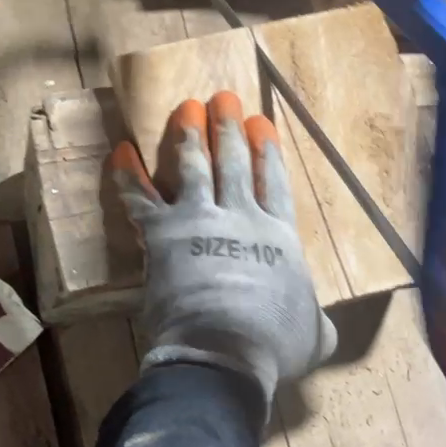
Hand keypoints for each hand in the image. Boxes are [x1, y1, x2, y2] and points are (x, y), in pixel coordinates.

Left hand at [109, 91, 335, 405]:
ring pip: (194, 168)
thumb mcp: (314, 336)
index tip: (261, 123)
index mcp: (279, 238)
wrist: (223, 349)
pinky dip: (129, 175)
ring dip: (189, 135)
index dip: (267, 153)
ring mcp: (199, 221)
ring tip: (187, 106)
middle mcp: (240, 219)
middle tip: (223, 98)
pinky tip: (122, 151)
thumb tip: (323, 325)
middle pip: (234, 164)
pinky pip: (140, 198)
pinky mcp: (162, 233)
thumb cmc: (272, 346)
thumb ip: (318, 321)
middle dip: (228, 128)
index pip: (273, 184)